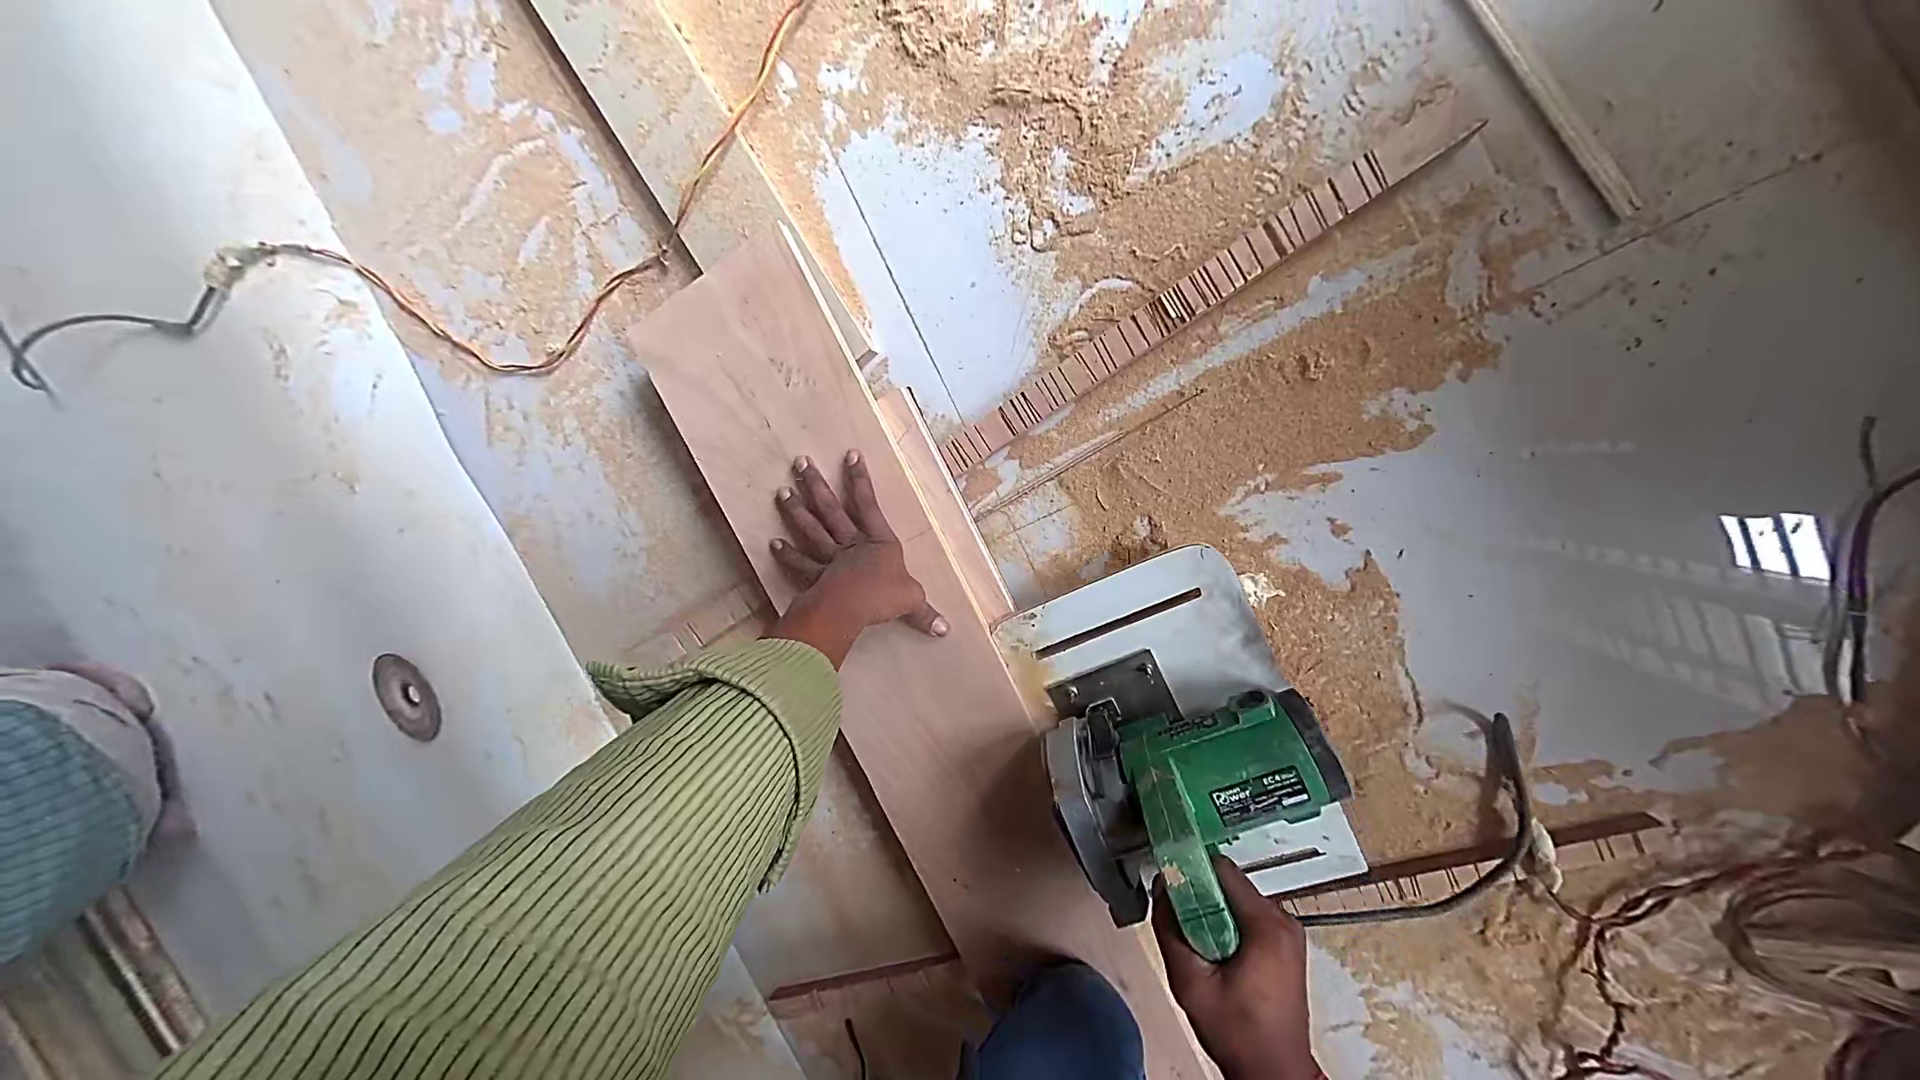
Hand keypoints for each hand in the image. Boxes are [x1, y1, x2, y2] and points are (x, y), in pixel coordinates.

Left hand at [764, 451, 945, 666]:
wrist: (850, 609)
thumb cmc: (883, 596)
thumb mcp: (912, 601)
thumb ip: (924, 612)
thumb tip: (944, 629)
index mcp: (878, 543)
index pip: (869, 504)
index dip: (860, 479)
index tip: (850, 454)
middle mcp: (852, 545)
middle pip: (831, 510)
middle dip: (816, 485)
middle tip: (799, 462)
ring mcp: (830, 559)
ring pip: (811, 530)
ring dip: (796, 511)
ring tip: (781, 491)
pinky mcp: (816, 578)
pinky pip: (800, 564)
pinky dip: (787, 555)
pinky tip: (773, 544)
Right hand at [1153, 856, 1321, 1079]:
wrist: (1274, 1074)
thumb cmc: (1235, 1031)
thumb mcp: (1189, 981)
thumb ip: (1169, 928)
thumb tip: (1161, 886)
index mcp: (1266, 924)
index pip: (1221, 869)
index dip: (1191, 869)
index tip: (1169, 880)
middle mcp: (1284, 920)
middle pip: (1230, 883)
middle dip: (1200, 894)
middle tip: (1178, 917)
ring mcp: (1289, 932)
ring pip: (1237, 899)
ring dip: (1212, 910)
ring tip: (1195, 939)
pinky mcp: (1286, 945)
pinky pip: (1249, 916)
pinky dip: (1227, 923)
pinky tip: (1213, 949)